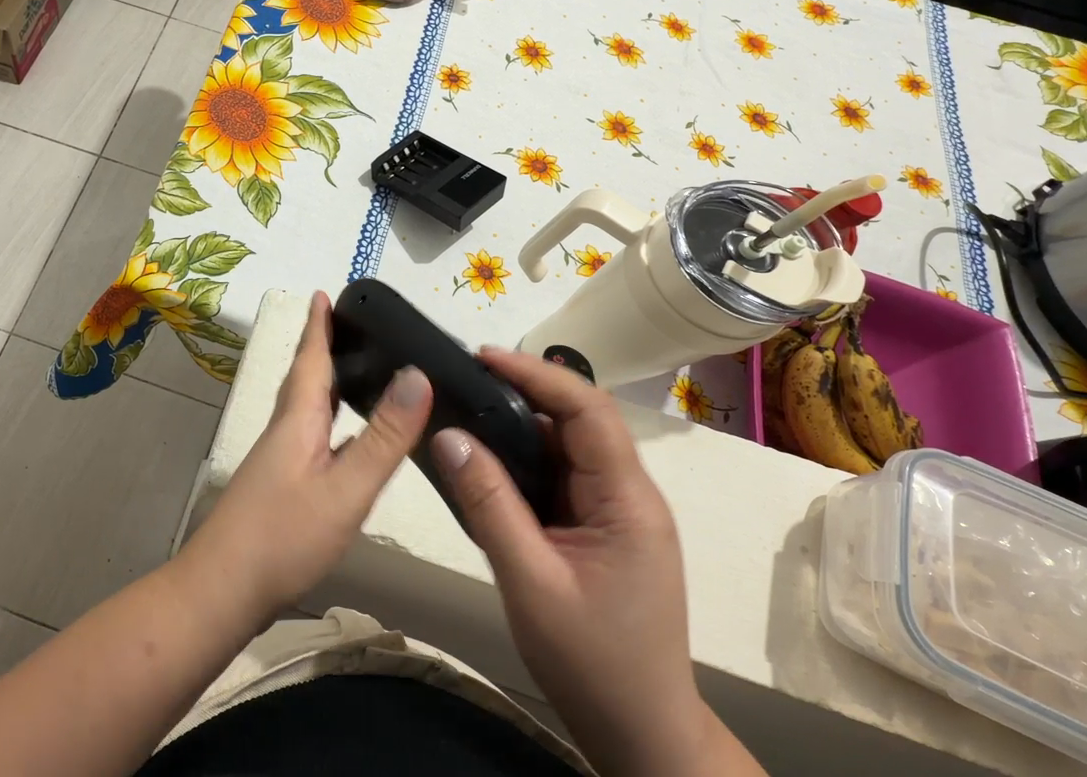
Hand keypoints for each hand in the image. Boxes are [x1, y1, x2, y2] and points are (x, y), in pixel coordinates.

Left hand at [184, 291, 431, 619]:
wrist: (222, 591)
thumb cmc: (283, 537)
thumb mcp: (345, 489)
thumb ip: (383, 437)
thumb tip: (416, 375)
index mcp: (296, 421)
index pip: (310, 360)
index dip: (318, 327)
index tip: (324, 292)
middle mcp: (284, 433)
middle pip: (305, 380)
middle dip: (324, 350)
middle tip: (352, 327)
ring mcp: (278, 463)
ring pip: (306, 410)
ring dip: (327, 385)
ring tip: (357, 374)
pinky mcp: (279, 489)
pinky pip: (310, 438)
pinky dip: (330, 424)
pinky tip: (346, 442)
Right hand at [430, 346, 715, 775]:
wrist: (638, 730)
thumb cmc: (591, 660)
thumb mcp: (530, 580)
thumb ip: (489, 505)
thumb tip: (449, 435)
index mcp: (627, 500)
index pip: (588, 410)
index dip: (537, 374)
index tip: (480, 356)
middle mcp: (628, 496)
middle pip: (577, 423)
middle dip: (520, 394)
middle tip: (457, 382)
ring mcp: (615, 515)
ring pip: (565, 451)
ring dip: (517, 430)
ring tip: (460, 412)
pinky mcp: (598, 532)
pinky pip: (559, 481)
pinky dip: (521, 466)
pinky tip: (482, 464)